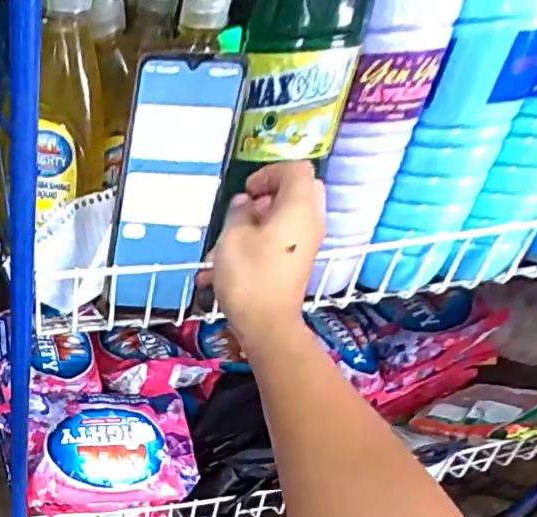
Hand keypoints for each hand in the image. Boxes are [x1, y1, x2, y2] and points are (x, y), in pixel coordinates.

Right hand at [212, 161, 324, 347]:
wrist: (267, 327)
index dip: (268, 172)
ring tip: (227, 245)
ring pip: (286, 220)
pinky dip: (259, 246)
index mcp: (299, 206)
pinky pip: (281, 243)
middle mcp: (309, 223)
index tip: (246, 190)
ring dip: (256, 225)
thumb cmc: (250, 278)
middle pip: (296, 193)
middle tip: (245, 210)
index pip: (295, 169)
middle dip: (268, 197)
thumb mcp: (232, 236)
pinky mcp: (296, 267)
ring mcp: (306, 246)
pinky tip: (228, 266)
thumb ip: (238, 211)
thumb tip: (244, 205)